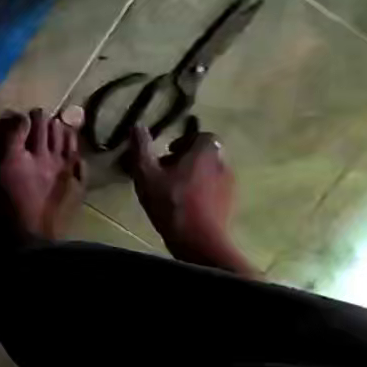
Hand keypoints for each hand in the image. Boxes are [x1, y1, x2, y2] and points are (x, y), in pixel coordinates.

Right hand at [122, 120, 252, 274]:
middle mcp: (223, 164)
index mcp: (205, 152)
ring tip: (174, 188)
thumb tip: (137, 126)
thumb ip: (141, 148)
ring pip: (212, 171)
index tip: (169, 152)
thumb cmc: (170, 203)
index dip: (185, 140)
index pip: (203, 135)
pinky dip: (202, 189)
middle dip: (189, 157)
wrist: (199, 240)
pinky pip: (215, 188)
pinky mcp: (230, 203)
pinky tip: (185, 203)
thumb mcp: (146, 174)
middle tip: (167, 170)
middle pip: (207, 153)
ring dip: (195, 174)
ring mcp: (230, 185)